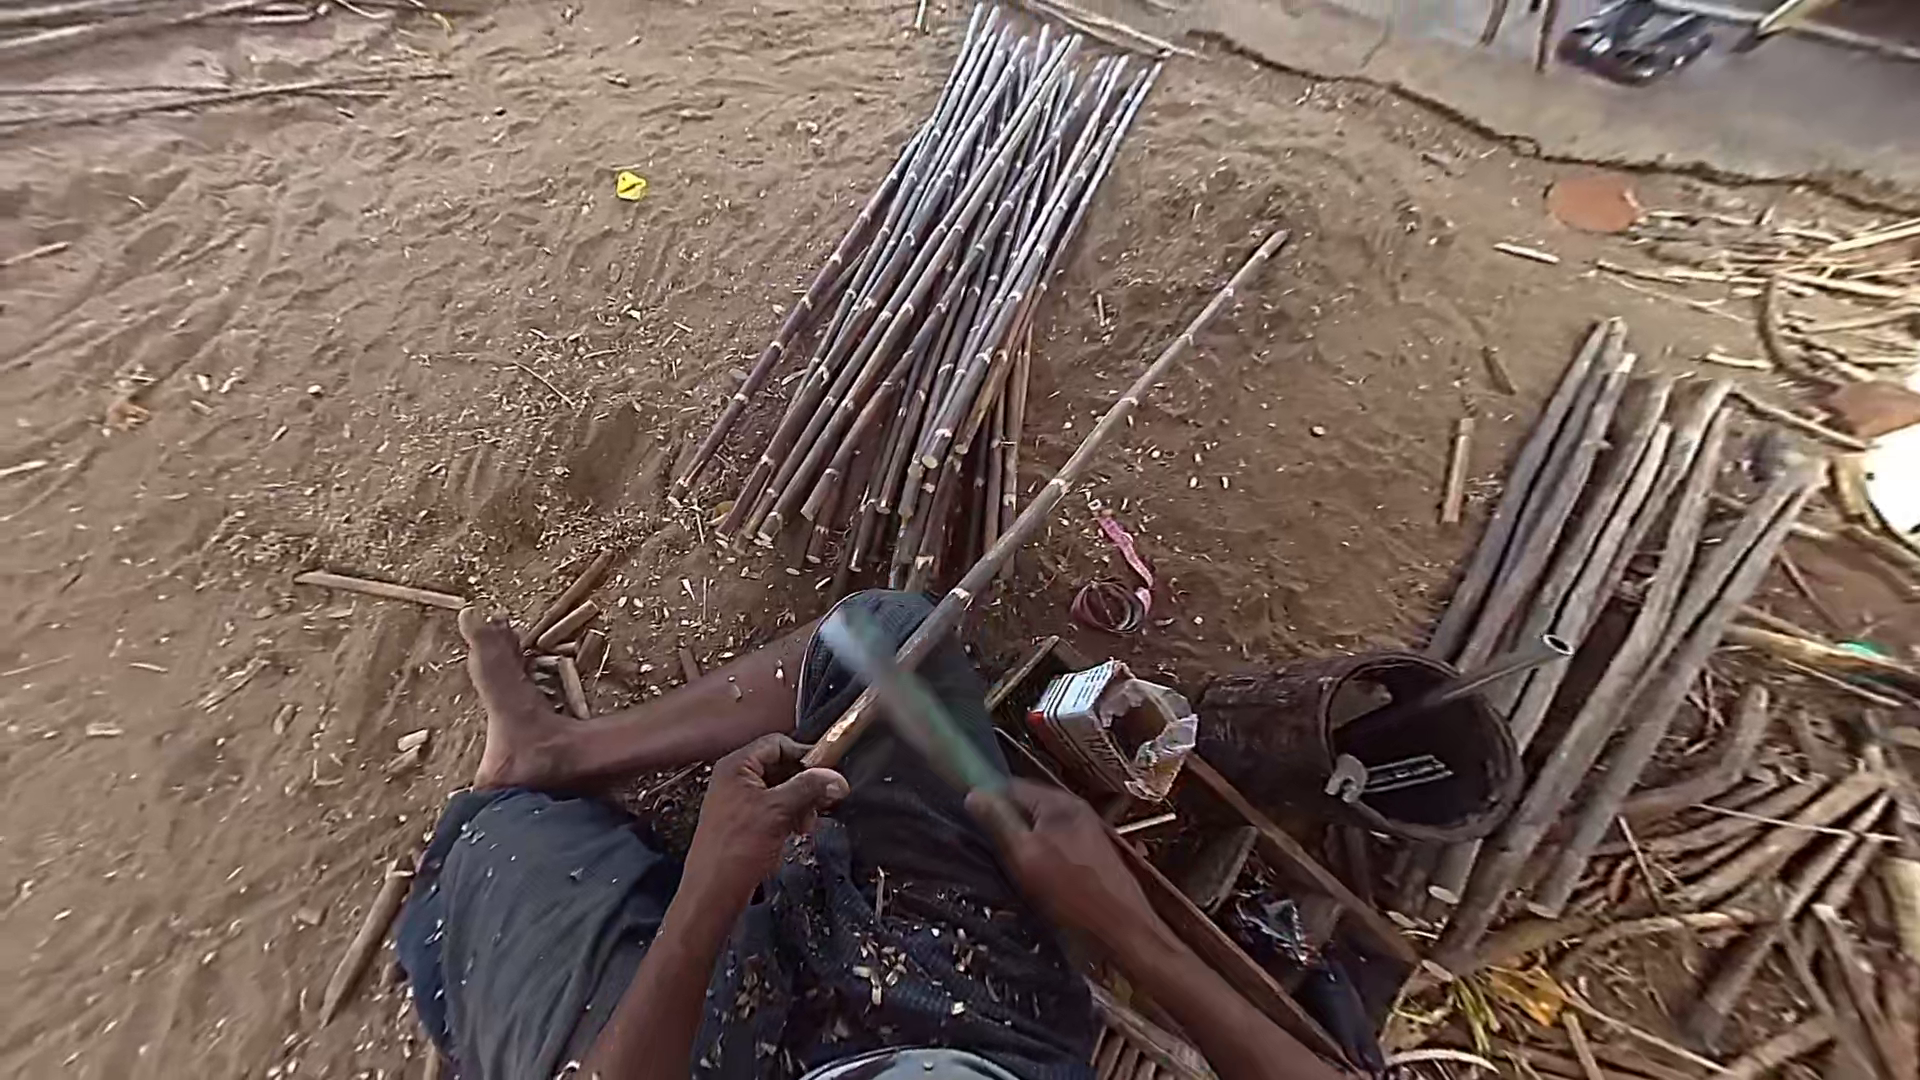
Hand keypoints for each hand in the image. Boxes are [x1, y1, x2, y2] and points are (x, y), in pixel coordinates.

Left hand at [683, 734, 848, 901]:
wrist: (712, 896)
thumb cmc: (736, 849)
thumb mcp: (779, 810)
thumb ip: (809, 788)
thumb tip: (836, 778)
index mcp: (737, 766)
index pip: (778, 744)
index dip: (803, 755)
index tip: (825, 771)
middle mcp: (735, 779)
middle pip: (781, 766)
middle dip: (804, 784)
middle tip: (820, 800)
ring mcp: (738, 801)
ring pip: (781, 788)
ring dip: (800, 802)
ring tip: (807, 822)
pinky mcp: (743, 822)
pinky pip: (774, 807)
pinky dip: (790, 815)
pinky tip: (797, 830)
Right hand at [967, 779, 1168, 953]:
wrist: (1125, 932)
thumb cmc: (1073, 895)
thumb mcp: (1025, 857)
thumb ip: (998, 822)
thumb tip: (974, 794)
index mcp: (1058, 800)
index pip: (1010, 785)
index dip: (989, 803)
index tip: (975, 829)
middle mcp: (1074, 806)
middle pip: (1026, 805)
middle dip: (1007, 825)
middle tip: (994, 853)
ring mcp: (1086, 827)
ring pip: (1040, 825)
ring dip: (1024, 842)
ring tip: (1016, 869)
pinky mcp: (1092, 850)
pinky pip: (1055, 841)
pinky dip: (1042, 853)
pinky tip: (1039, 879)